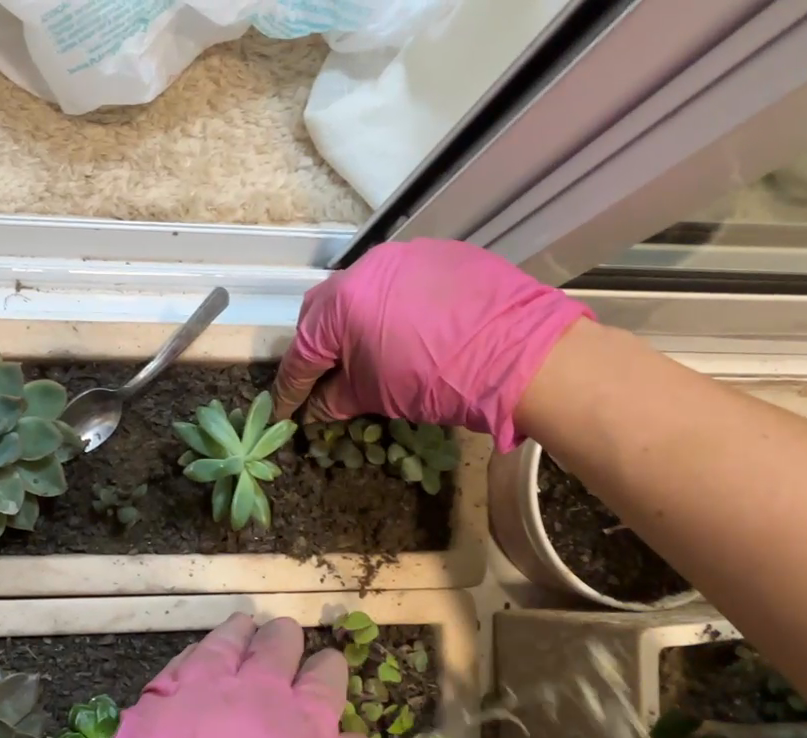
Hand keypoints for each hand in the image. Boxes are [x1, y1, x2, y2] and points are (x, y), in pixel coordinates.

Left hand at [0, 615, 370, 737]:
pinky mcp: (144, 712)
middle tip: (286, 634)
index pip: (324, 684)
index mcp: (300, 737)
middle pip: (274, 650)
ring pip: (222, 646)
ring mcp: (191, 700)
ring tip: (246, 626)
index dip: (329, 671)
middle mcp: (248, 703)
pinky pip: (177, 666)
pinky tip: (199, 655)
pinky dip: (195, 654)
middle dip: (285, 641)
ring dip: (239, 635)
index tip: (330, 664)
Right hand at [272, 238, 591, 451]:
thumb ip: (336, 398)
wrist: (521, 354)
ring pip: (360, 292)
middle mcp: (365, 270)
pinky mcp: (439, 255)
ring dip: (353, 325)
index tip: (285, 412)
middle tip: (321, 379)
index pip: (301, 353)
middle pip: (322, 312)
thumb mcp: (376, 396)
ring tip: (363, 355)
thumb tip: (316, 407)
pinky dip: (389, 309)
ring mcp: (404, 257)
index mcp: (341, 305)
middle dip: (316, 348)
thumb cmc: (435, 380)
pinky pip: (398, 283)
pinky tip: (402, 334)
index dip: (290, 389)